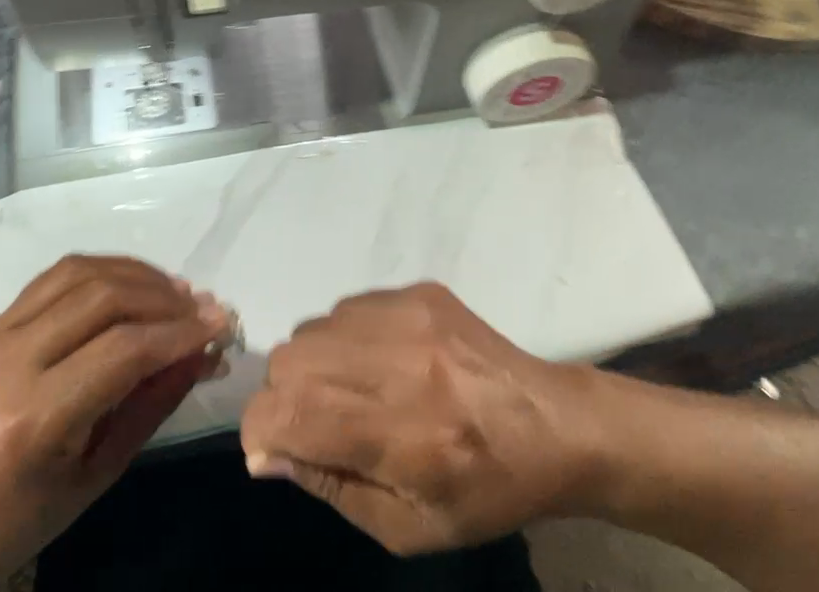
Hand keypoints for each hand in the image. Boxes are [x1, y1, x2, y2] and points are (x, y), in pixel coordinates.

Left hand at [0, 255, 231, 591]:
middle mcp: (7, 364)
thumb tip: (205, 351)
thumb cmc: (29, 513)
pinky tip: (134, 287)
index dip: (179, 331)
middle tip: (204, 309)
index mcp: (33, 418)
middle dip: (163, 299)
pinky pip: (54, 279)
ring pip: (78, 274)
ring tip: (176, 294)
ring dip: (136, 275)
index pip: (123, 349)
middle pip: (102, 299)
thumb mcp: (103, 468)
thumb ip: (155, 401)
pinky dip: (102, 273)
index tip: (220, 324)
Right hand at [240, 283, 611, 554]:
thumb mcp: (407, 527)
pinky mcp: (418, 291)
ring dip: (312, 366)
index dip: (262, 434)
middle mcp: (396, 362)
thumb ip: (330, 488)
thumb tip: (267, 453)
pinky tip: (379, 363)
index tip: (275, 452)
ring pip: (310, 329)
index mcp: (397, 432)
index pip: (286, 412)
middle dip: (284, 400)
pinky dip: (342, 339)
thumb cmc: (483, 490)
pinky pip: (345, 308)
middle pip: (288, 364)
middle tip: (318, 424)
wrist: (556, 426)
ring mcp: (407, 315)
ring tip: (353, 391)